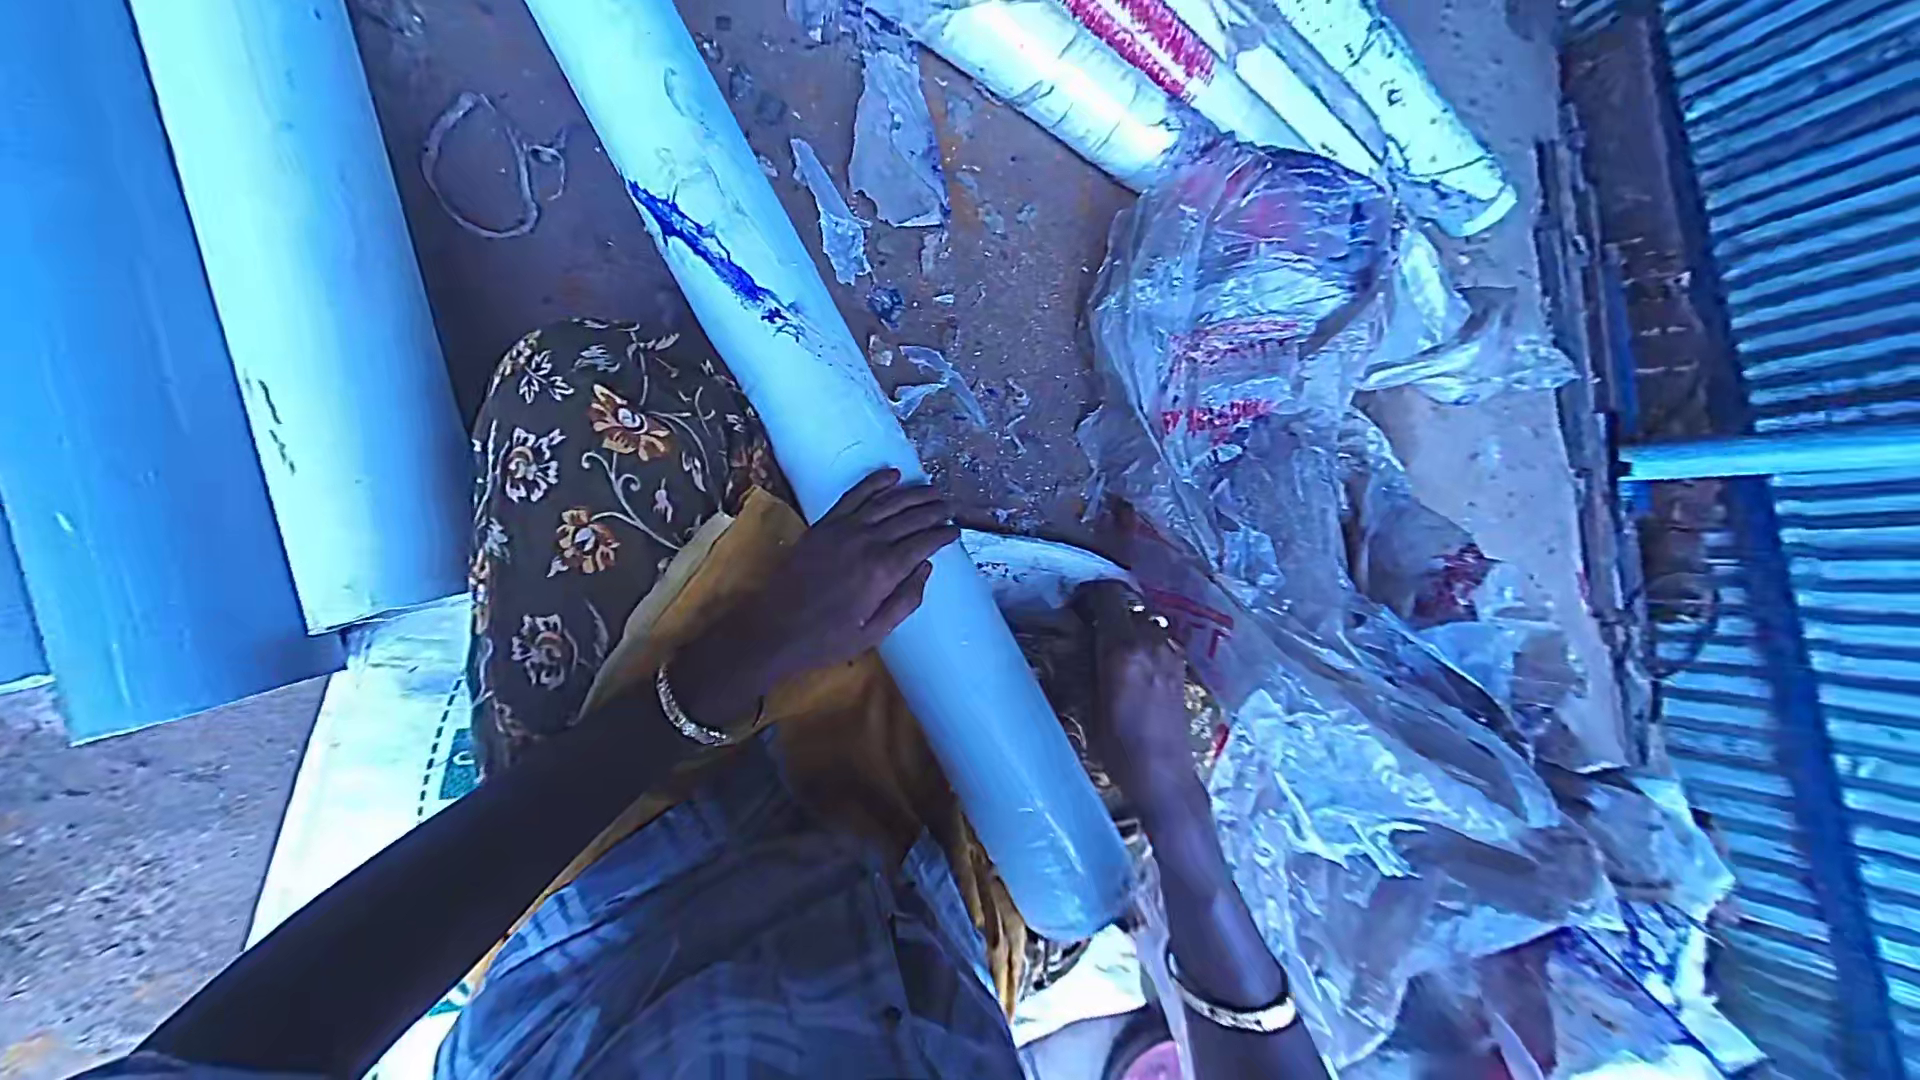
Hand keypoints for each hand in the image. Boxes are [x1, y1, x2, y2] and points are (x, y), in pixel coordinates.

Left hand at [716, 468, 959, 688]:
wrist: (775, 628)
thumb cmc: (828, 638)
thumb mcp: (876, 632)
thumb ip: (906, 600)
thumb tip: (926, 567)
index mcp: (883, 571)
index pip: (923, 542)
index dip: (942, 534)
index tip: (955, 532)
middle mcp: (867, 542)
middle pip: (910, 517)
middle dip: (934, 510)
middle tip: (950, 507)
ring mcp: (844, 529)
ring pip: (887, 501)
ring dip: (912, 493)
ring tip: (931, 490)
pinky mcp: (825, 524)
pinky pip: (854, 494)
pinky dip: (875, 482)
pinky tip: (892, 475)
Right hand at [1076, 581, 1199, 807]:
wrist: (1162, 774)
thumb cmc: (1116, 743)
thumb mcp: (1088, 699)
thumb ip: (1085, 658)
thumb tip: (1077, 632)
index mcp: (1124, 647)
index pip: (1108, 596)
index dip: (1088, 593)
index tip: (1074, 604)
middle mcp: (1151, 641)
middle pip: (1129, 600)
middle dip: (1107, 601)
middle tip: (1087, 615)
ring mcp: (1170, 651)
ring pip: (1146, 615)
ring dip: (1127, 616)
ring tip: (1109, 634)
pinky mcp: (1180, 664)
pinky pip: (1158, 633)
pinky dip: (1142, 632)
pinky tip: (1131, 653)